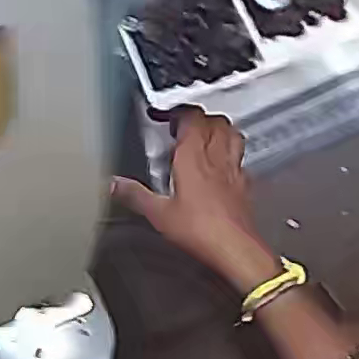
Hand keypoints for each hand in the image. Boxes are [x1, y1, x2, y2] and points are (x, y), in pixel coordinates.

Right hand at [112, 106, 280, 290]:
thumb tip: (115, 185)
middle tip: (182, 125)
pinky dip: (230, 154)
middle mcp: (216, 157)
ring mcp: (233, 170)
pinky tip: (222, 166)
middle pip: (214, 120)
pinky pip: (239, 159)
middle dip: (197, 118)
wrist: (234, 247)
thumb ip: (135, 195)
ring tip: (206, 134)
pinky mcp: (243, 185)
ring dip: (218, 129)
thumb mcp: (158, 213)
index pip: (191, 117)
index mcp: (193, 156)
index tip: (164, 116)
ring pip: (232, 133)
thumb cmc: (202, 230)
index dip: (177, 112)